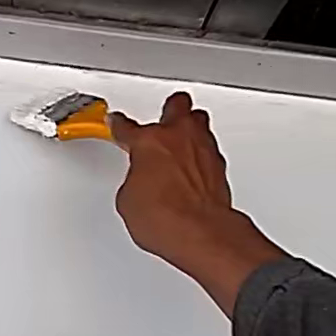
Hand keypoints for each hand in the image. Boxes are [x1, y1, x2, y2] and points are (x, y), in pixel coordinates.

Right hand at [109, 93, 287, 314]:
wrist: (199, 231)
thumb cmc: (166, 216)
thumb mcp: (128, 201)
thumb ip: (133, 181)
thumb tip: (140, 182)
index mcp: (149, 142)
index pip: (128, 127)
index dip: (119, 125)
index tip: (117, 123)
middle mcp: (179, 136)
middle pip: (176, 104)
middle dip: (167, 110)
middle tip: (160, 120)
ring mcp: (203, 147)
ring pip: (198, 120)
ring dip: (188, 127)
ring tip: (179, 141)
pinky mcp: (219, 164)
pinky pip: (208, 147)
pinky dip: (199, 153)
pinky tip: (192, 166)